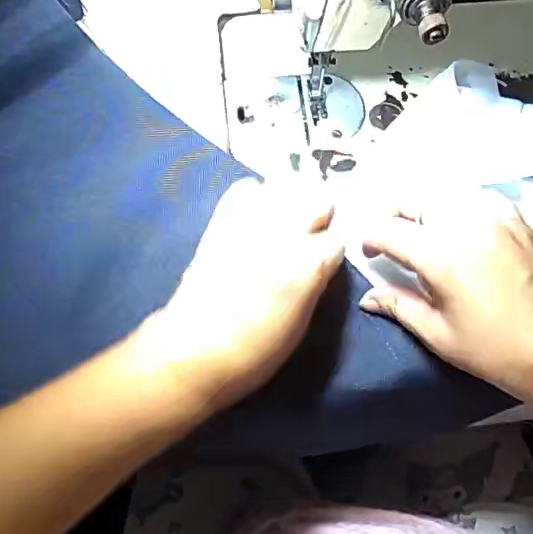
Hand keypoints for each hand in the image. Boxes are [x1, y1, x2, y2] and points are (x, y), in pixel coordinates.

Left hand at [136, 177, 344, 414]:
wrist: (195, 349)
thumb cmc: (257, 349)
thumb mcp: (302, 321)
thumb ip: (316, 280)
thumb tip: (319, 259)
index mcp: (309, 264)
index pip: (337, 239)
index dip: (329, 251)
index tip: (321, 263)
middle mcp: (284, 233)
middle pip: (317, 197)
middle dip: (318, 213)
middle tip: (308, 234)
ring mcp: (251, 221)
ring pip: (285, 184)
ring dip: (290, 199)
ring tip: (283, 220)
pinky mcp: (222, 219)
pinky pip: (247, 188)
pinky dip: (256, 196)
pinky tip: (255, 216)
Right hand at [357, 190, 532, 414]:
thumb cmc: (496, 351)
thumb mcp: (438, 335)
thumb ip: (399, 306)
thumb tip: (368, 297)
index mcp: (441, 257)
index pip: (388, 230)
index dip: (369, 240)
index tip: (369, 254)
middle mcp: (465, 225)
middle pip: (413, 199)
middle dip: (394, 217)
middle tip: (394, 243)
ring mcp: (495, 216)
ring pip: (444, 193)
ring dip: (425, 208)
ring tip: (425, 234)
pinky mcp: (517, 218)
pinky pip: (476, 196)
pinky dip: (458, 205)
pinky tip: (459, 229)